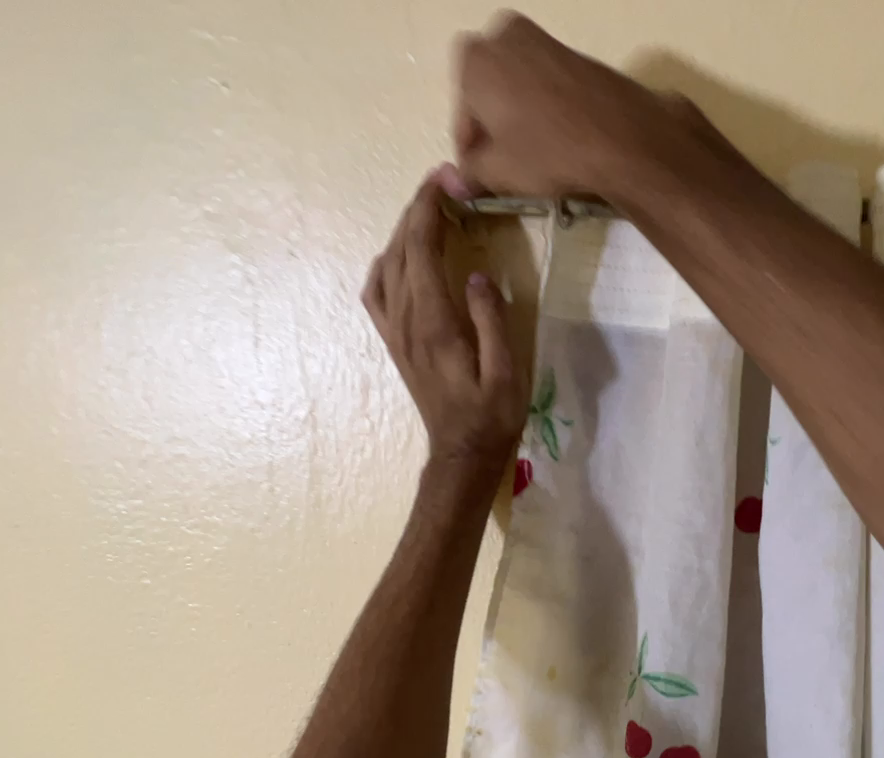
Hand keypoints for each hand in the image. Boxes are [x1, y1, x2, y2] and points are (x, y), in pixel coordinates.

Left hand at [363, 171, 526, 475]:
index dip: (430, 209)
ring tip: (428, 212)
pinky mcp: (395, 342)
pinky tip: (402, 257)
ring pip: (387, 266)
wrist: (461, 453)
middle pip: (401, 251)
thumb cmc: (491, 417)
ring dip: (403, 232)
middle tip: (443, 181)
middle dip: (418, 209)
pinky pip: (377, 293)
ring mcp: (395, 332)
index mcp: (435, 325)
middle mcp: (406, 323)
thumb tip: (480, 277)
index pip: (422, 251)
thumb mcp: (506, 373)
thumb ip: (492, 322)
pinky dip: (387, 264)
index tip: (446, 178)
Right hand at [449, 12, 732, 202]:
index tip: (483, 180)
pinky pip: (543, 89)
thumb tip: (450, 181)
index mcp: (474, 59)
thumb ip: (468, 174)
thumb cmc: (547, 152)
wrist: (620, 136)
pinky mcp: (572, 54)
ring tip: (535, 161)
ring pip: (515, 93)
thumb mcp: (498, 171)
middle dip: (493, 133)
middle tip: (509, 171)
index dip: (471, 156)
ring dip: (518, 124)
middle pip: (487, 99)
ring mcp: (541, 40)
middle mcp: (503, 37)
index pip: (461, 120)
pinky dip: (543, 114)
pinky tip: (557, 143)